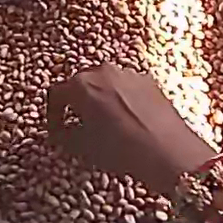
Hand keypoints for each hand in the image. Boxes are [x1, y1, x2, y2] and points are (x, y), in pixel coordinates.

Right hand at [46, 64, 215, 195]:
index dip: (53, 113)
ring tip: (104, 123)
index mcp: (81, 85)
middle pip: (81, 83)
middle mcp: (103, 71)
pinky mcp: (149, 81)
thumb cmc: (122, 149)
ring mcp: (128, 73)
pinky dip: (121, 99)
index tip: (56, 129)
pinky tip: (127, 120)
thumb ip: (65, 135)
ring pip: (106, 83)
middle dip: (77, 102)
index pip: (57, 93)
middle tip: (78, 124)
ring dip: (100, 99)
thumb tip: (61, 132)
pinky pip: (126, 87)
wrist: (168, 152)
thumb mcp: (84, 147)